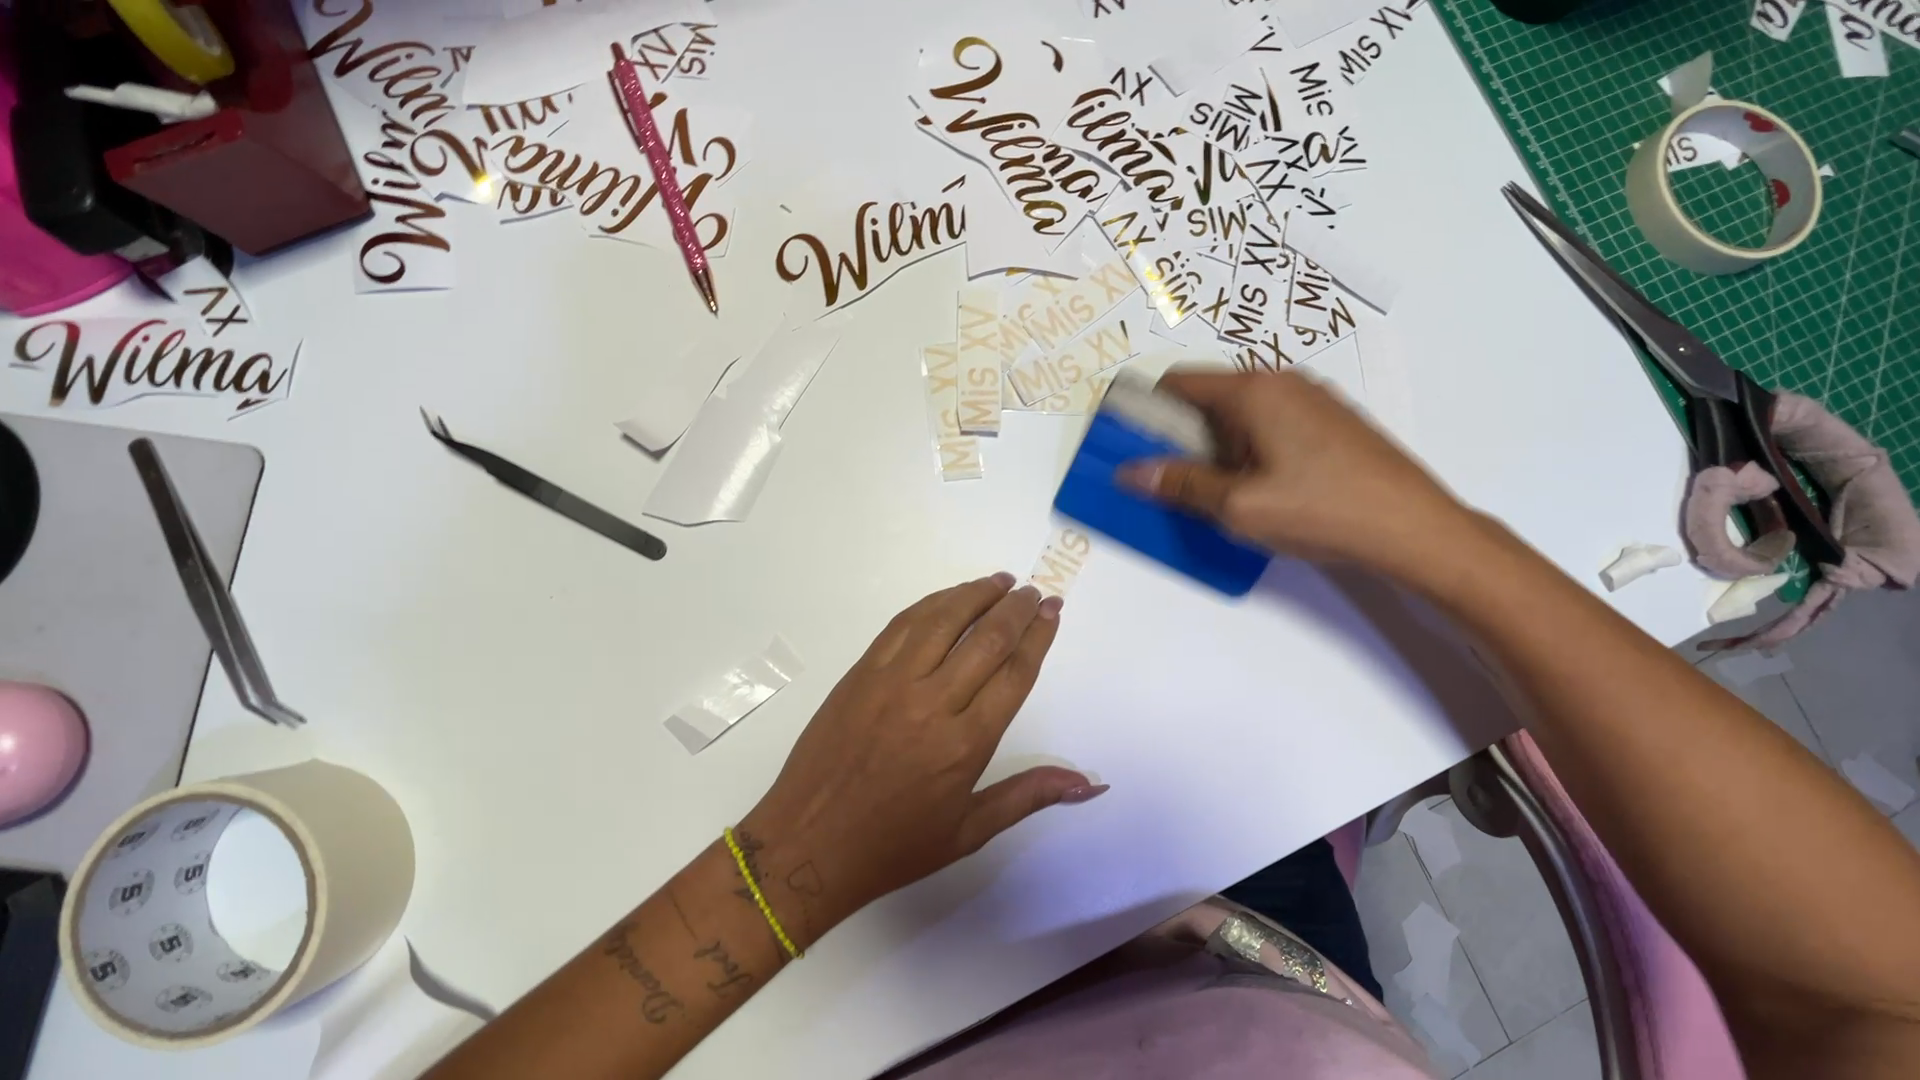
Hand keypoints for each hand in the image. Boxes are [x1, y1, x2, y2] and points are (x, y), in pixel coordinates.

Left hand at [736, 575, 1102, 948]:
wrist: (810, 844)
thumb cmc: (894, 845)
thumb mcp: (969, 831)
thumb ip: (1029, 795)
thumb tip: (1091, 783)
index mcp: (964, 744)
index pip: (1014, 673)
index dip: (1038, 636)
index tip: (1052, 610)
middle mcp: (931, 703)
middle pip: (985, 639)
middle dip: (1016, 608)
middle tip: (1033, 591)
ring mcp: (890, 683)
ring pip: (942, 620)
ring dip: (975, 594)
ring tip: (999, 581)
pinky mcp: (859, 674)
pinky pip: (901, 626)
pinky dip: (930, 605)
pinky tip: (948, 600)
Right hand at [1118, 369, 1471, 581]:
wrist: (1415, 528)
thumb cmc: (1320, 511)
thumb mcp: (1238, 506)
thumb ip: (1181, 484)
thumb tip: (1130, 473)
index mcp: (1254, 391)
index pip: (1180, 381)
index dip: (1149, 409)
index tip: (1135, 445)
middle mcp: (1283, 382)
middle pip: (1211, 396)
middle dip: (1185, 434)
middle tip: (1178, 480)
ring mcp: (1316, 399)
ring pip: (1244, 412)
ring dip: (1220, 445)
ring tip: (1223, 492)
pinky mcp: (1336, 422)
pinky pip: (1274, 423)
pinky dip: (1253, 447)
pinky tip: (1265, 489)